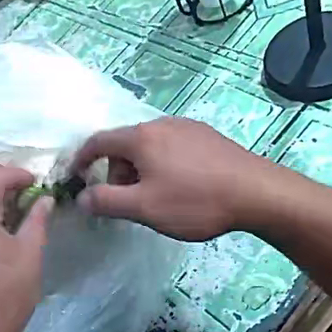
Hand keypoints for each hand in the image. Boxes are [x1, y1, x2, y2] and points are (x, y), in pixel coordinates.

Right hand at [70, 118, 288, 241]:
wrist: (257, 193)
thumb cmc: (195, 201)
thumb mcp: (144, 207)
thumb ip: (107, 201)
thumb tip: (82, 197)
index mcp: (141, 137)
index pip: (98, 141)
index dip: (81, 159)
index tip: (74, 178)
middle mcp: (162, 124)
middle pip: (125, 144)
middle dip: (116, 172)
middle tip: (126, 202)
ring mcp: (188, 128)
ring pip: (150, 146)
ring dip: (141, 170)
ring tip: (155, 199)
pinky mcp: (208, 137)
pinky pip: (173, 148)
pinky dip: (163, 165)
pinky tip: (182, 188)